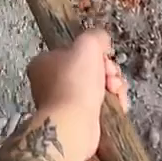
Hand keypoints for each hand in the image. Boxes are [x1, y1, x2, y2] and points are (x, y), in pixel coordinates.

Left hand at [25, 29, 126, 154]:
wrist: (73, 124)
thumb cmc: (75, 81)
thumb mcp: (88, 44)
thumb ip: (97, 36)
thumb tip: (102, 41)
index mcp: (44, 63)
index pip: (75, 52)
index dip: (95, 53)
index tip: (104, 58)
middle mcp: (50, 84)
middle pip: (90, 69)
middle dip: (108, 71)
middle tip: (110, 77)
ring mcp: (63, 104)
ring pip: (98, 87)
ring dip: (114, 86)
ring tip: (115, 92)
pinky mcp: (77, 121)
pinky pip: (101, 105)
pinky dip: (112, 103)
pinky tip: (117, 104)